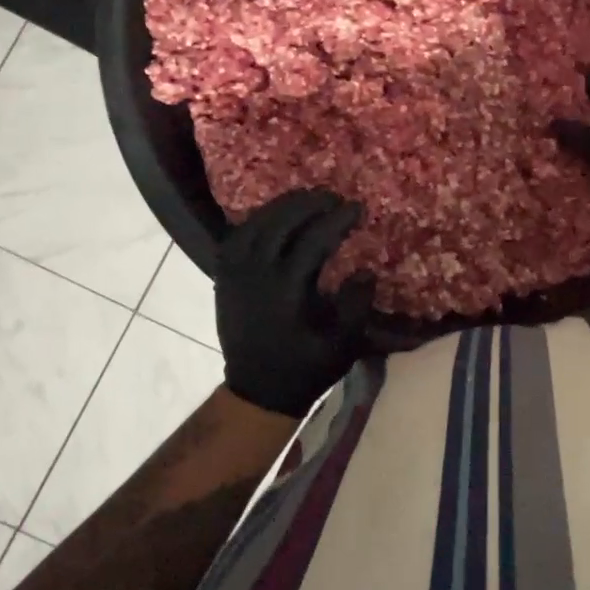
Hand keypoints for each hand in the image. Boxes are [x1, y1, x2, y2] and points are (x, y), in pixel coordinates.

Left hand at [212, 189, 373, 416]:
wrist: (257, 392)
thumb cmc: (306, 368)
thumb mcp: (342, 345)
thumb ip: (355, 306)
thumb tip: (365, 270)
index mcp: (286, 292)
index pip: (313, 240)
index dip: (336, 220)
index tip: (357, 208)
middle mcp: (256, 276)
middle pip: (280, 224)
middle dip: (309, 204)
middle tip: (334, 197)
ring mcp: (235, 276)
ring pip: (255, 225)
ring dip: (282, 206)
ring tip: (308, 198)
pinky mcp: (224, 278)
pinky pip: (237, 237)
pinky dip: (257, 220)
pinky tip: (275, 216)